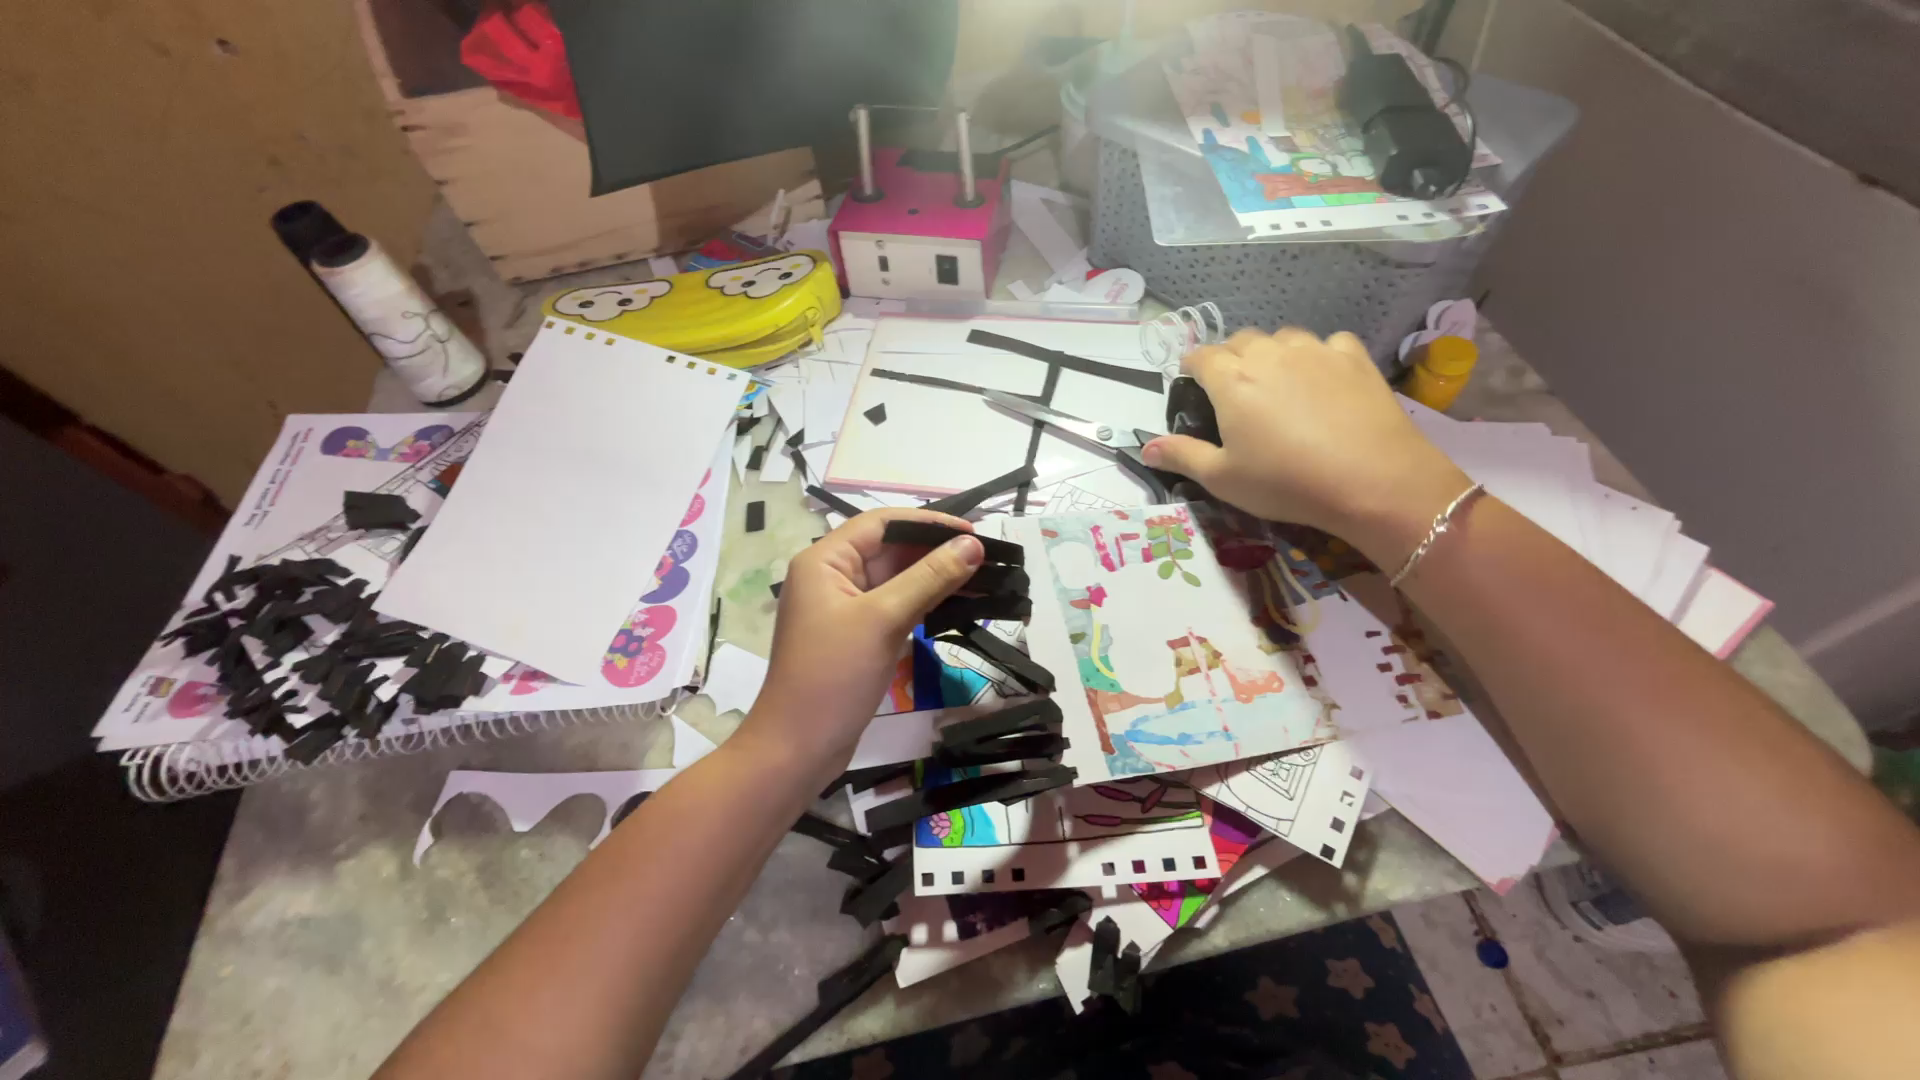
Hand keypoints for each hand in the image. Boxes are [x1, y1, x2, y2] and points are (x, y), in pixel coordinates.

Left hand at [741, 508, 983, 778]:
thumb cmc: (833, 676)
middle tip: (989, 558)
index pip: (882, 523)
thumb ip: (929, 578)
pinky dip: (926, 603)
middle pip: (891, 549)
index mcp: (825, 561)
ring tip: (985, 581)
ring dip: (937, 578)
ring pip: (897, 579)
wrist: (798, 748)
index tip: (975, 532)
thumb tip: (973, 545)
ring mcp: (845, 608)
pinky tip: (959, 605)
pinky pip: (896, 606)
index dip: (929, 523)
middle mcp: (832, 576)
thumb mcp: (884, 620)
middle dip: (937, 551)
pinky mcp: (858, 636)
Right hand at [1141, 327, 1472, 565]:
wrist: (1372, 480)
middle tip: (1233, 392)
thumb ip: (1181, 456)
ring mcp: (1315, 350)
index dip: (1191, 369)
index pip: (1200, 356)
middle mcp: (1269, 354)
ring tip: (1277, 384)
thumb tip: (1145, 447)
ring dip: (1272, 354)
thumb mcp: (1223, 479)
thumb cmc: (1285, 482)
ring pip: (1282, 338)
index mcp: (1231, 380)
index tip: (1191, 386)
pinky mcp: (1353, 357)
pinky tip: (1322, 381)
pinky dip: (1317, 356)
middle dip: (1230, 359)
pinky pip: (1327, 344)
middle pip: (1240, 341)